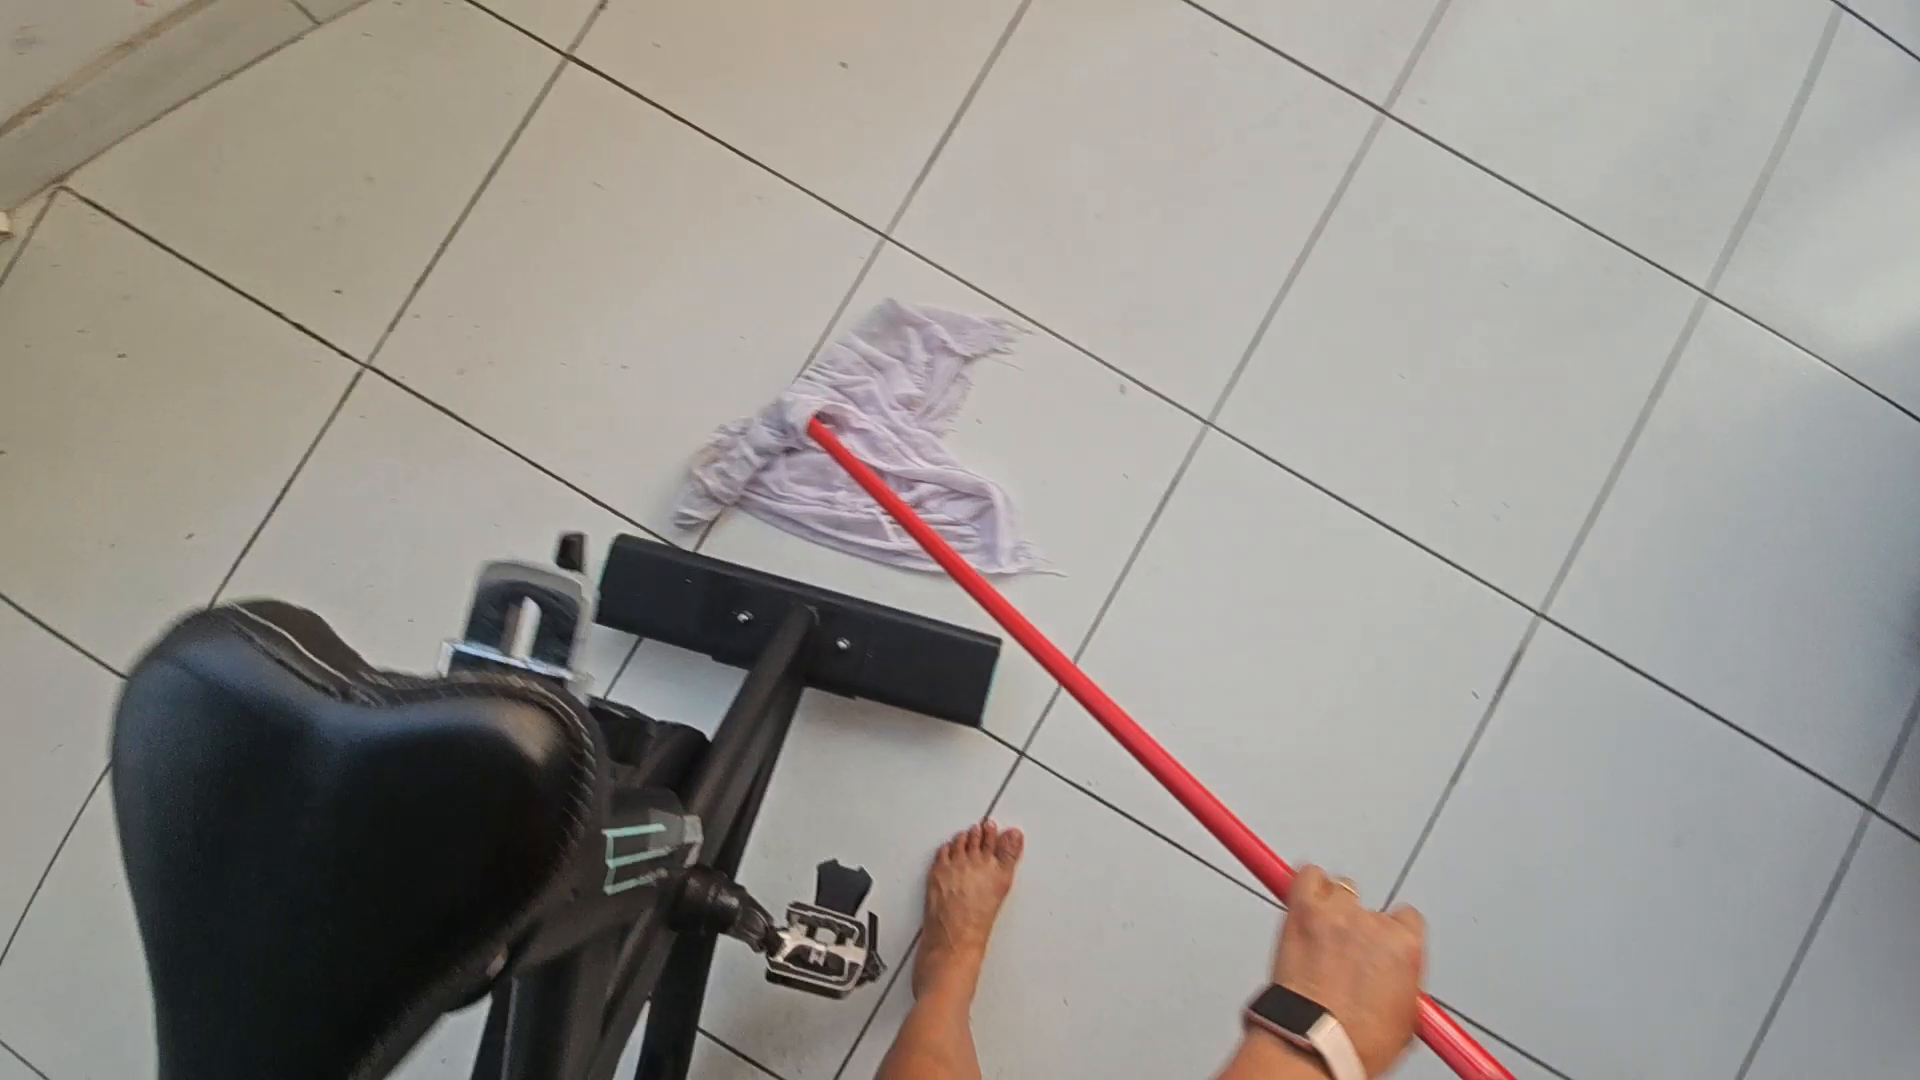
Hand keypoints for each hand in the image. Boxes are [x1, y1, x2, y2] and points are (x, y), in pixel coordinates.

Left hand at [1268, 866, 1424, 1076]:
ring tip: (1322, 933)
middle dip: (1361, 926)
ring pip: (1339, 889)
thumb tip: (1394, 971)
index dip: (1393, 933)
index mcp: (1405, 947)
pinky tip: (1307, 903)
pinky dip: (1308, 885)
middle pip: (1370, 907)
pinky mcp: (1304, 907)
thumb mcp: (1406, 1019)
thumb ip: (1403, 981)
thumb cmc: (1359, 1039)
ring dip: (1333, 906)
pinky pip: (1308, 876)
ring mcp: (1336, 912)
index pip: (1408, 919)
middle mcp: (1373, 923)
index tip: (1381, 945)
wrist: (1315, 1040)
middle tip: (1345, 950)